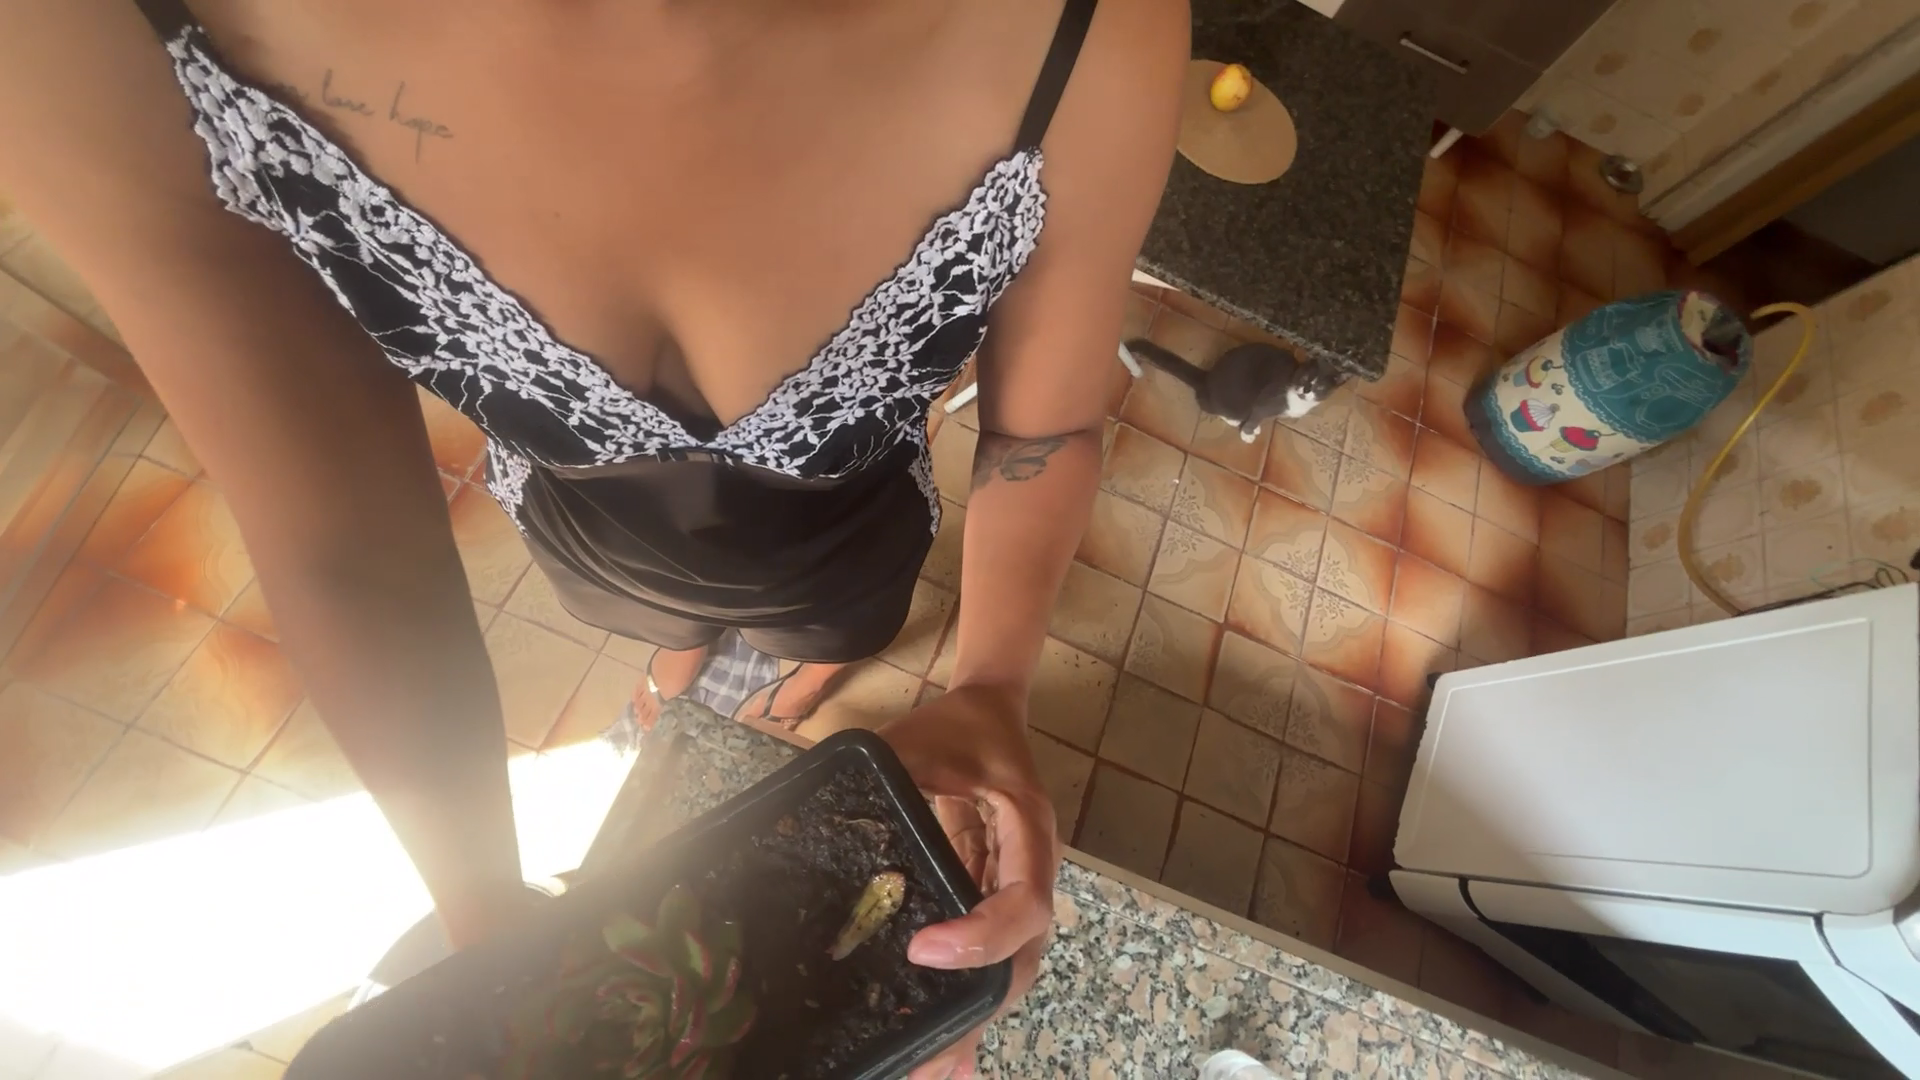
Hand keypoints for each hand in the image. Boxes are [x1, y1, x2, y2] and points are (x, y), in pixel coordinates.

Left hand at [880, 683, 1059, 1079]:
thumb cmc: (956, 721)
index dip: (983, 936)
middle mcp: (1032, 863)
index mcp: (1025, 825)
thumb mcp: (916, 741)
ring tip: (940, 1067)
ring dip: (980, 1011)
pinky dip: (973, 986)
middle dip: (983, 1005)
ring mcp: (1018, 879)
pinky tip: (950, 1034)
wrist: (991, 708)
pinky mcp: (997, 885)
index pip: (1024, 899)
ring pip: (1014, 959)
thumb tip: (825, 831)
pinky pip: (993, 944)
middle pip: (1025, 950)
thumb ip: (885, 780)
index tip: (923, 948)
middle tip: (937, 1062)